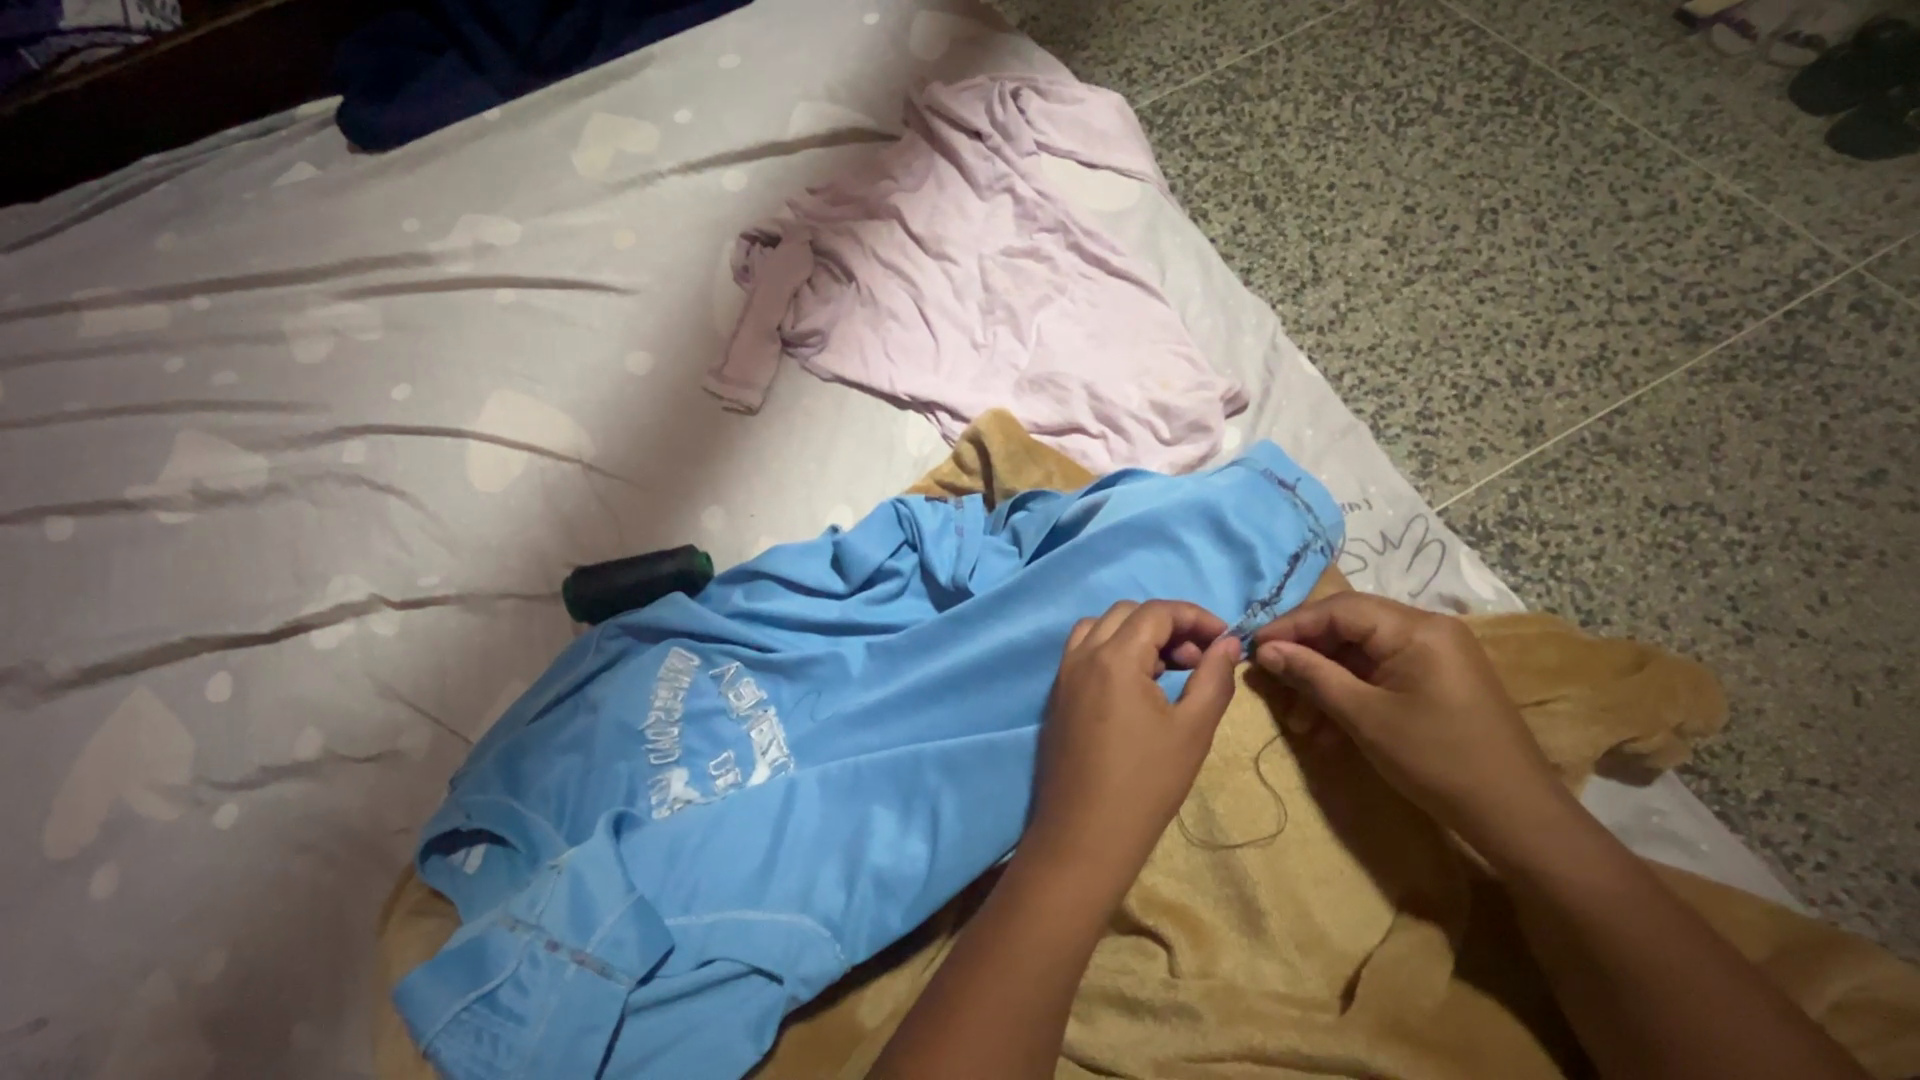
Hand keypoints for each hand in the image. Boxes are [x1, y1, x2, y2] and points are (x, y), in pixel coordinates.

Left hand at [1023, 601, 1240, 895]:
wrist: (1084, 835)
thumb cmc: (1146, 784)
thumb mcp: (1193, 729)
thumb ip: (1213, 678)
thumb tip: (1227, 644)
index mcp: (1114, 657)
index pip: (1156, 611)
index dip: (1195, 617)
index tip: (1224, 640)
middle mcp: (1081, 656)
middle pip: (1126, 614)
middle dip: (1167, 625)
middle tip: (1197, 659)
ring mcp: (1062, 677)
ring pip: (1099, 629)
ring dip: (1136, 636)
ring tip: (1166, 672)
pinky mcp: (1055, 698)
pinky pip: (1082, 654)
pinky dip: (1112, 653)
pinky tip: (1136, 691)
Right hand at [1250, 592, 1568, 856]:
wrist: (1514, 813)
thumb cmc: (1436, 759)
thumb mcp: (1364, 717)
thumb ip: (1312, 675)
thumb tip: (1266, 650)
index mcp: (1416, 629)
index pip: (1339, 608)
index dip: (1292, 626)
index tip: (1255, 649)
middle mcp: (1428, 630)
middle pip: (1349, 627)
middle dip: (1307, 657)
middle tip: (1273, 686)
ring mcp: (1435, 655)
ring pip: (1361, 653)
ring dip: (1325, 681)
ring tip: (1300, 723)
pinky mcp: (1437, 680)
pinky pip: (1381, 673)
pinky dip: (1350, 693)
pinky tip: (1327, 729)